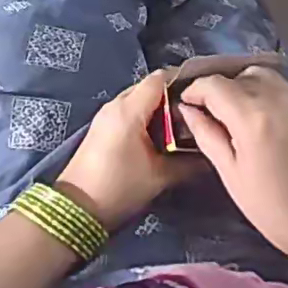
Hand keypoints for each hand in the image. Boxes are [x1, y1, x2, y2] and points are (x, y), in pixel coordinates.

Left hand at [55, 71, 206, 229]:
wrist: (76, 209)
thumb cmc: (120, 187)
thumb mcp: (160, 176)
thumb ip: (189, 163)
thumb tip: (211, 155)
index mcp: (129, 109)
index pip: (159, 78)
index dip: (183, 81)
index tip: (203, 93)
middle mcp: (116, 105)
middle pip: (149, 87)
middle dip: (173, 96)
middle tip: (197, 112)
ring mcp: (106, 116)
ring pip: (138, 100)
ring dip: (159, 108)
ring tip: (183, 124)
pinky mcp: (102, 128)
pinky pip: (129, 111)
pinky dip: (146, 117)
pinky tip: (161, 135)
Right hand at [178, 67, 287, 259]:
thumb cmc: (275, 208)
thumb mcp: (231, 174)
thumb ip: (207, 135)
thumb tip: (187, 110)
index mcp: (251, 116)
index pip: (213, 85)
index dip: (194, 91)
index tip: (185, 106)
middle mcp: (274, 97)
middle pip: (234, 76)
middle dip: (215, 90)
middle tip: (205, 113)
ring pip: (256, 74)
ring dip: (238, 86)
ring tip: (230, 113)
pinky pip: (276, 83)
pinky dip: (258, 89)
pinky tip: (254, 115)